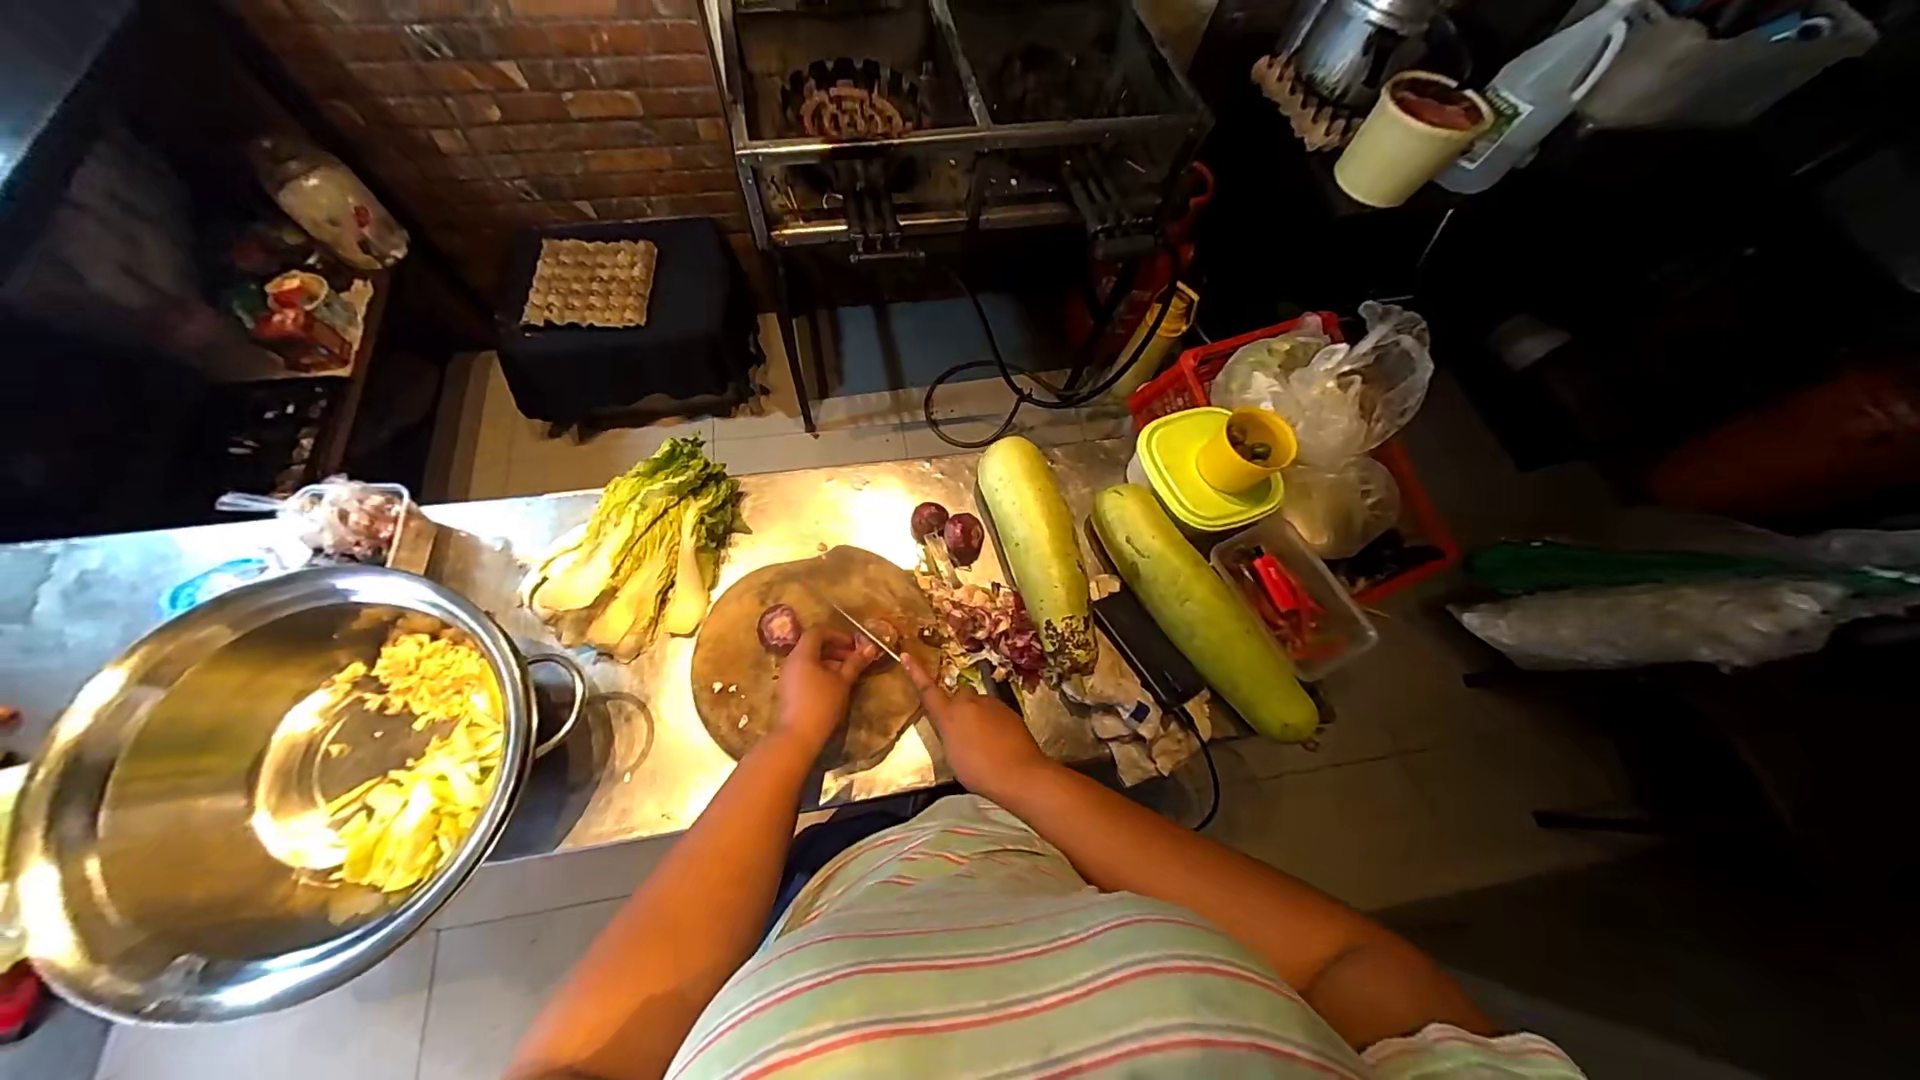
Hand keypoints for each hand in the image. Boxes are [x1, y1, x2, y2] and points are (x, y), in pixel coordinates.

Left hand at [773, 627, 878, 749]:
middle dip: (835, 648)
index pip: (818, 631)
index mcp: (802, 654)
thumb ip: (855, 662)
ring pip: (809, 659)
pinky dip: (820, 672)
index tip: (854, 645)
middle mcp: (791, 661)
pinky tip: (834, 686)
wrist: (797, 737)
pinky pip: (805, 671)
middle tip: (854, 659)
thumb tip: (871, 647)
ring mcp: (787, 676)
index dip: (837, 634)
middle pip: (813, 645)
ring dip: (829, 661)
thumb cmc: (822, 704)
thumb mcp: (843, 682)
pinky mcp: (788, 690)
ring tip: (847, 673)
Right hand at [904, 655, 1053, 800]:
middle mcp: (969, 703)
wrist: (1019, 773)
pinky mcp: (1009, 710)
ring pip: (978, 704)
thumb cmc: (979, 772)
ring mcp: (991, 704)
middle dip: (959, 707)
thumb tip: (954, 727)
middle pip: (959, 695)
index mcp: (949, 715)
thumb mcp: (953, 756)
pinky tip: (999, 742)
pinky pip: (994, 712)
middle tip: (963, 732)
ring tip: (984, 743)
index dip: (916, 672)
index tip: (906, 654)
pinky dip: (993, 722)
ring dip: (978, 716)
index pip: (928, 690)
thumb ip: (949, 734)